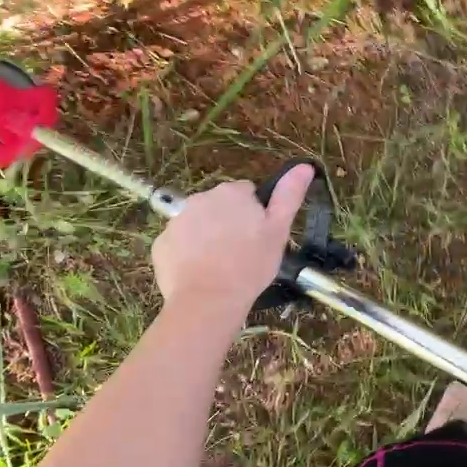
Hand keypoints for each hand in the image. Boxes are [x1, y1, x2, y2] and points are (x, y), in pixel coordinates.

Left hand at [150, 166, 312, 311]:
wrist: (208, 300)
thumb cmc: (250, 264)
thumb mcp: (279, 230)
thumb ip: (289, 195)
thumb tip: (304, 166)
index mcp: (232, 193)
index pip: (247, 193)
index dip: (255, 214)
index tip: (259, 236)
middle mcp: (201, 199)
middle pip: (220, 206)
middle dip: (230, 223)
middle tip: (242, 252)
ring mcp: (176, 221)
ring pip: (199, 225)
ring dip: (209, 237)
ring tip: (221, 265)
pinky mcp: (161, 244)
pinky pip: (180, 244)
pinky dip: (189, 254)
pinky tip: (200, 273)